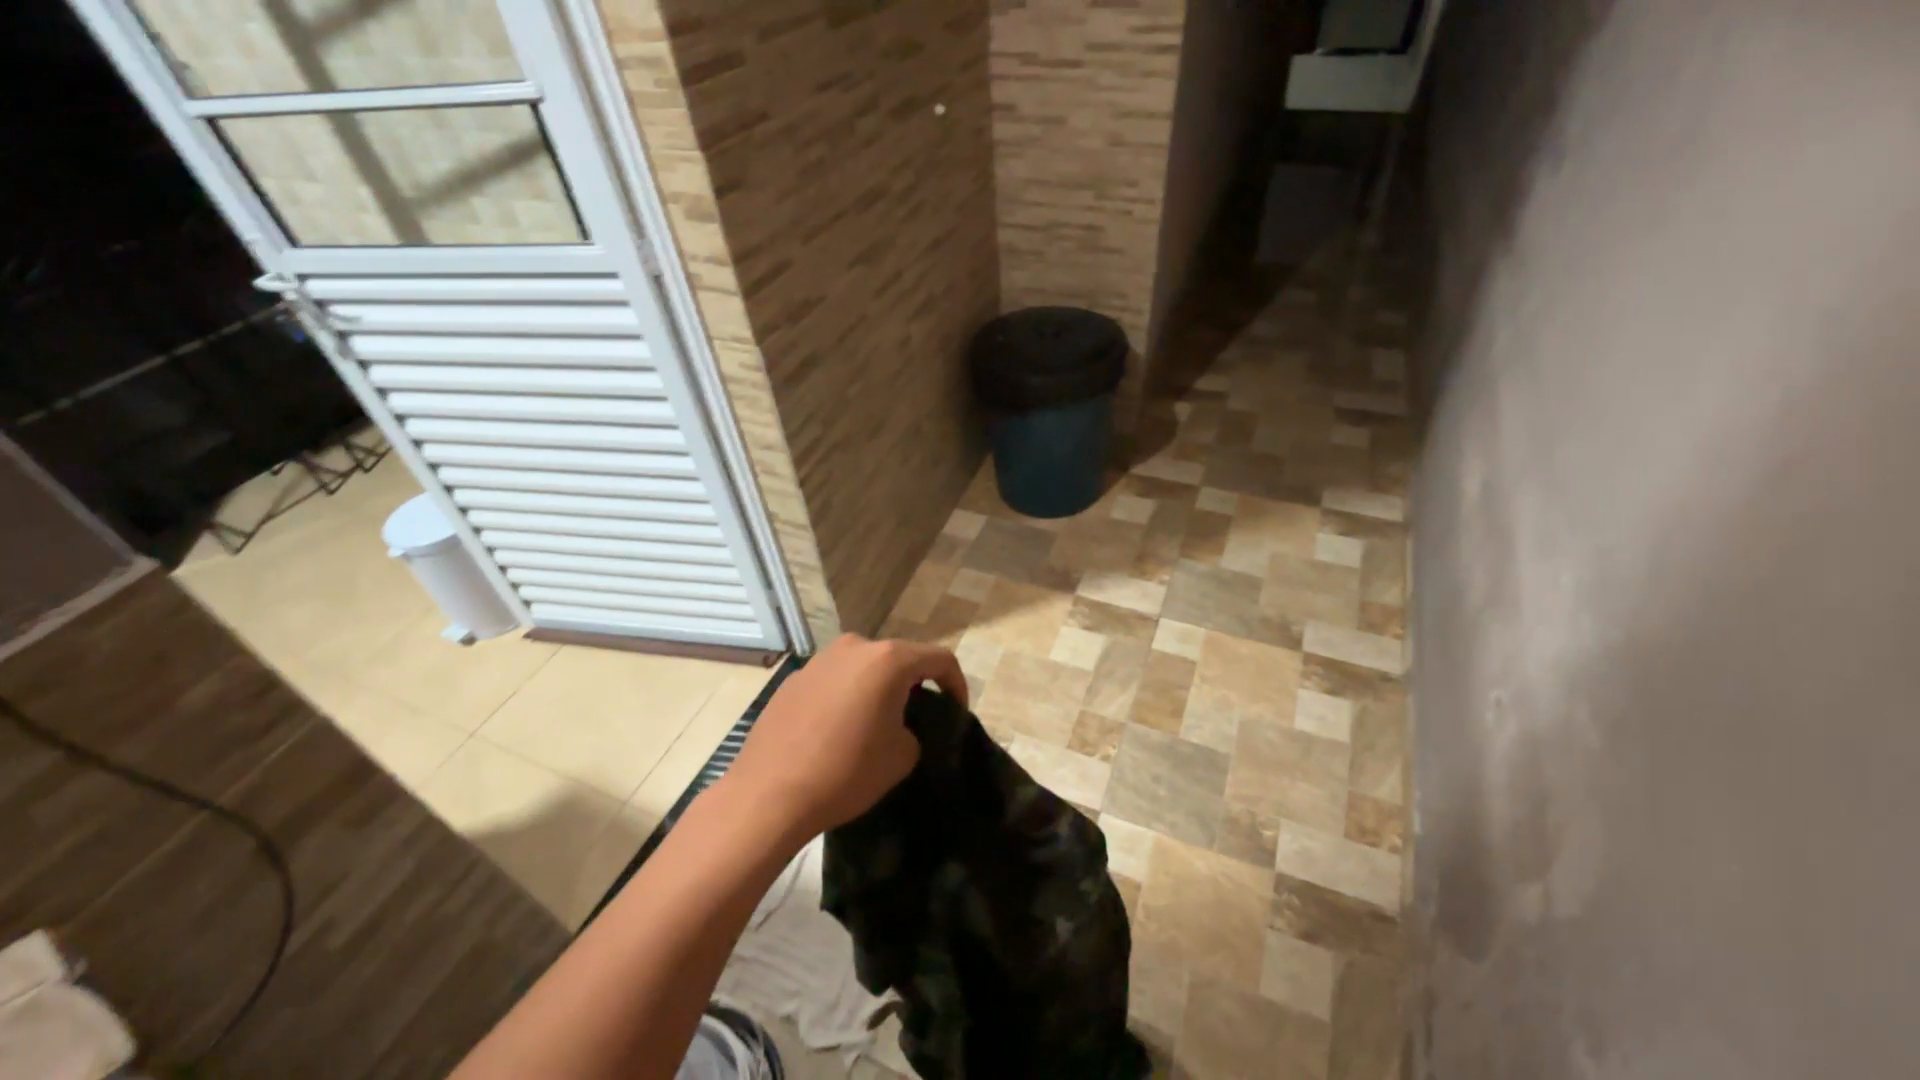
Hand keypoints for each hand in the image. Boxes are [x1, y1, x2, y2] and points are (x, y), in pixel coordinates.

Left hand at [721, 635, 965, 839]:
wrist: (770, 793)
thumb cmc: (846, 771)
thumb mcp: (902, 756)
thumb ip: (914, 729)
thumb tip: (900, 725)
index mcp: (887, 660)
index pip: (939, 658)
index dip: (956, 684)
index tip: (956, 712)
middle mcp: (853, 647)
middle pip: (897, 658)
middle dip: (914, 684)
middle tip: (918, 719)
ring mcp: (818, 661)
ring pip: (862, 668)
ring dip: (877, 689)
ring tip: (877, 725)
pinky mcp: (793, 680)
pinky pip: (833, 682)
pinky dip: (846, 698)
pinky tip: (839, 732)